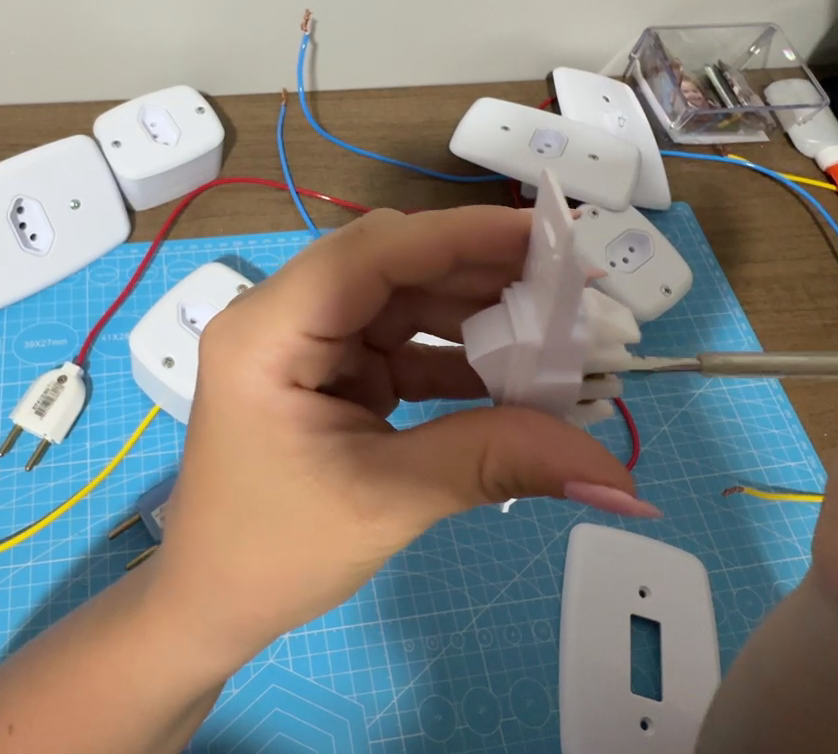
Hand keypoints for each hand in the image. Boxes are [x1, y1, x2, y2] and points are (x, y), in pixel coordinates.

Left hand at [147, 206, 647, 661]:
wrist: (214, 601)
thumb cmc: (274, 550)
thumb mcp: (387, 499)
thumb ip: (496, 461)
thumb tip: (623, 477)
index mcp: (266, 330)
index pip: (370, 252)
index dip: (460, 235)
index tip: (547, 235)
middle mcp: (281, 317)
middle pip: (389, 266)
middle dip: (478, 273)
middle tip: (569, 287)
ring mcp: (305, 343)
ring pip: (400, 300)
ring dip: (474, 314)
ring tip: (556, 331)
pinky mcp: (328, 371)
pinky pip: (399, 344)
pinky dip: (455, 356)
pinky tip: (516, 373)